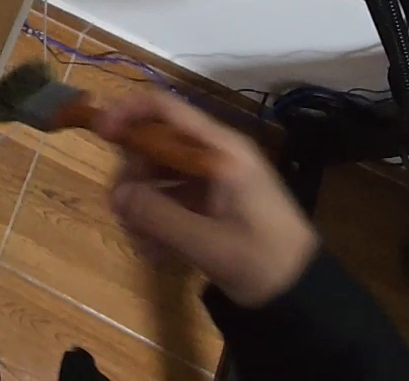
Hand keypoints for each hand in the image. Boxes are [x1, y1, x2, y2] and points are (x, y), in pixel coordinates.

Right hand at [95, 90, 318, 306]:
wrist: (308, 301)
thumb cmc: (264, 262)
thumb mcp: (209, 243)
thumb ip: (158, 216)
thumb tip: (116, 194)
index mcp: (221, 149)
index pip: (165, 108)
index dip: (128, 112)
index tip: (100, 132)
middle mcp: (214, 153)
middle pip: (156, 141)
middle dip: (133, 173)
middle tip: (121, 209)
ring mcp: (213, 176)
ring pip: (159, 171)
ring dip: (143, 201)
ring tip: (141, 240)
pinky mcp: (211, 199)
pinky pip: (171, 194)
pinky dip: (157, 216)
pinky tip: (155, 249)